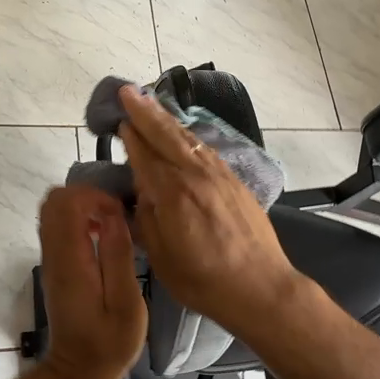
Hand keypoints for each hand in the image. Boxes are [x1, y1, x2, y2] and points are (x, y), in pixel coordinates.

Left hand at [36, 186, 147, 378]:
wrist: (79, 371)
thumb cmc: (109, 343)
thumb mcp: (126, 303)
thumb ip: (118, 256)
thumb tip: (114, 217)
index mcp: (71, 260)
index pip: (67, 204)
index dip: (96, 198)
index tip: (120, 215)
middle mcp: (54, 254)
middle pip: (54, 201)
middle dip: (87, 196)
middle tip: (115, 215)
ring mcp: (50, 259)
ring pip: (53, 211)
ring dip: (83, 207)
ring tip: (111, 225)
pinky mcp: (54, 265)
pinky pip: (57, 226)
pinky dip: (79, 220)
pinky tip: (102, 237)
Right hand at [117, 84, 306, 334]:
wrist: (261, 288)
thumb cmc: (204, 281)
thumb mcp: (161, 258)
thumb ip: (147, 219)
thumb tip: (141, 191)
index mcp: (172, 194)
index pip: (144, 155)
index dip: (131, 137)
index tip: (119, 120)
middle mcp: (195, 175)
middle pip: (165, 135)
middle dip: (145, 112)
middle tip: (127, 91)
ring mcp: (219, 175)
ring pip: (187, 138)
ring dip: (166, 118)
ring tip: (150, 102)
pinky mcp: (234, 181)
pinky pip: (205, 149)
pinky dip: (188, 136)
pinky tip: (182, 133)